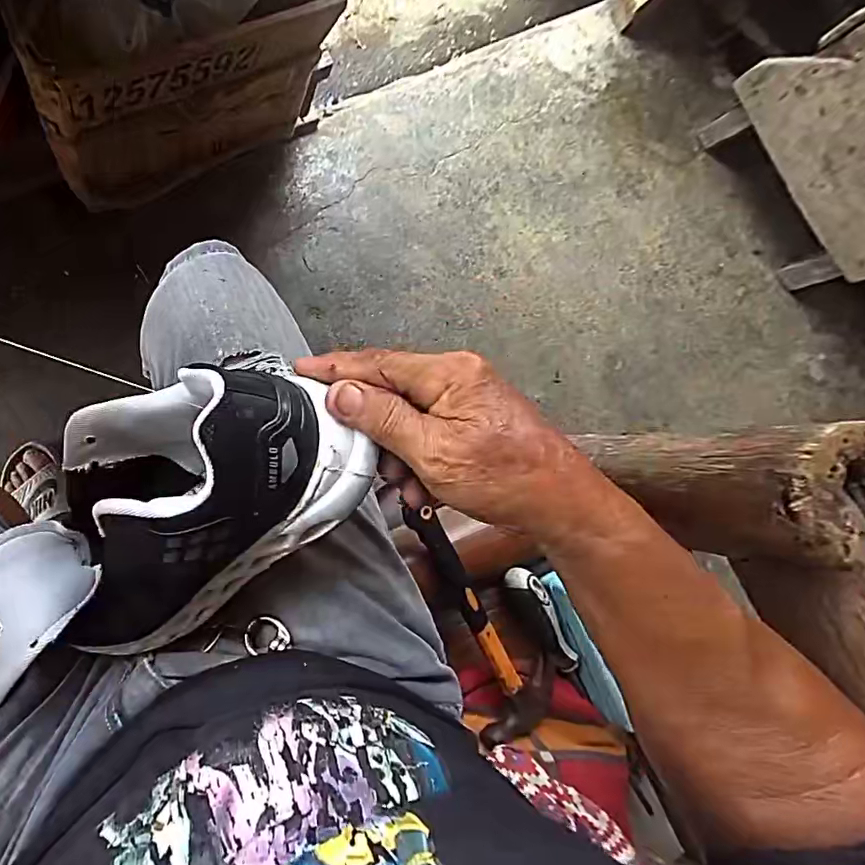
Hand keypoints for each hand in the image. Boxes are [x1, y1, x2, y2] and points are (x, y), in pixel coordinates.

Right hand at [294, 349, 612, 538]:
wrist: (558, 501)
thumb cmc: (509, 477)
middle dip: (372, 428)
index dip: (335, 368)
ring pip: (406, 414)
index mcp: (448, 373)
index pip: (376, 362)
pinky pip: (426, 427)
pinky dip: (417, 455)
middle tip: (362, 456)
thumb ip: (383, 418)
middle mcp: (457, 375)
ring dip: (396, 450)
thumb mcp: (433, 452)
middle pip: (389, 389)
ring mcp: (465, 395)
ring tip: (406, 481)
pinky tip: (423, 484)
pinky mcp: (469, 416)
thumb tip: (344, 393)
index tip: (305, 370)